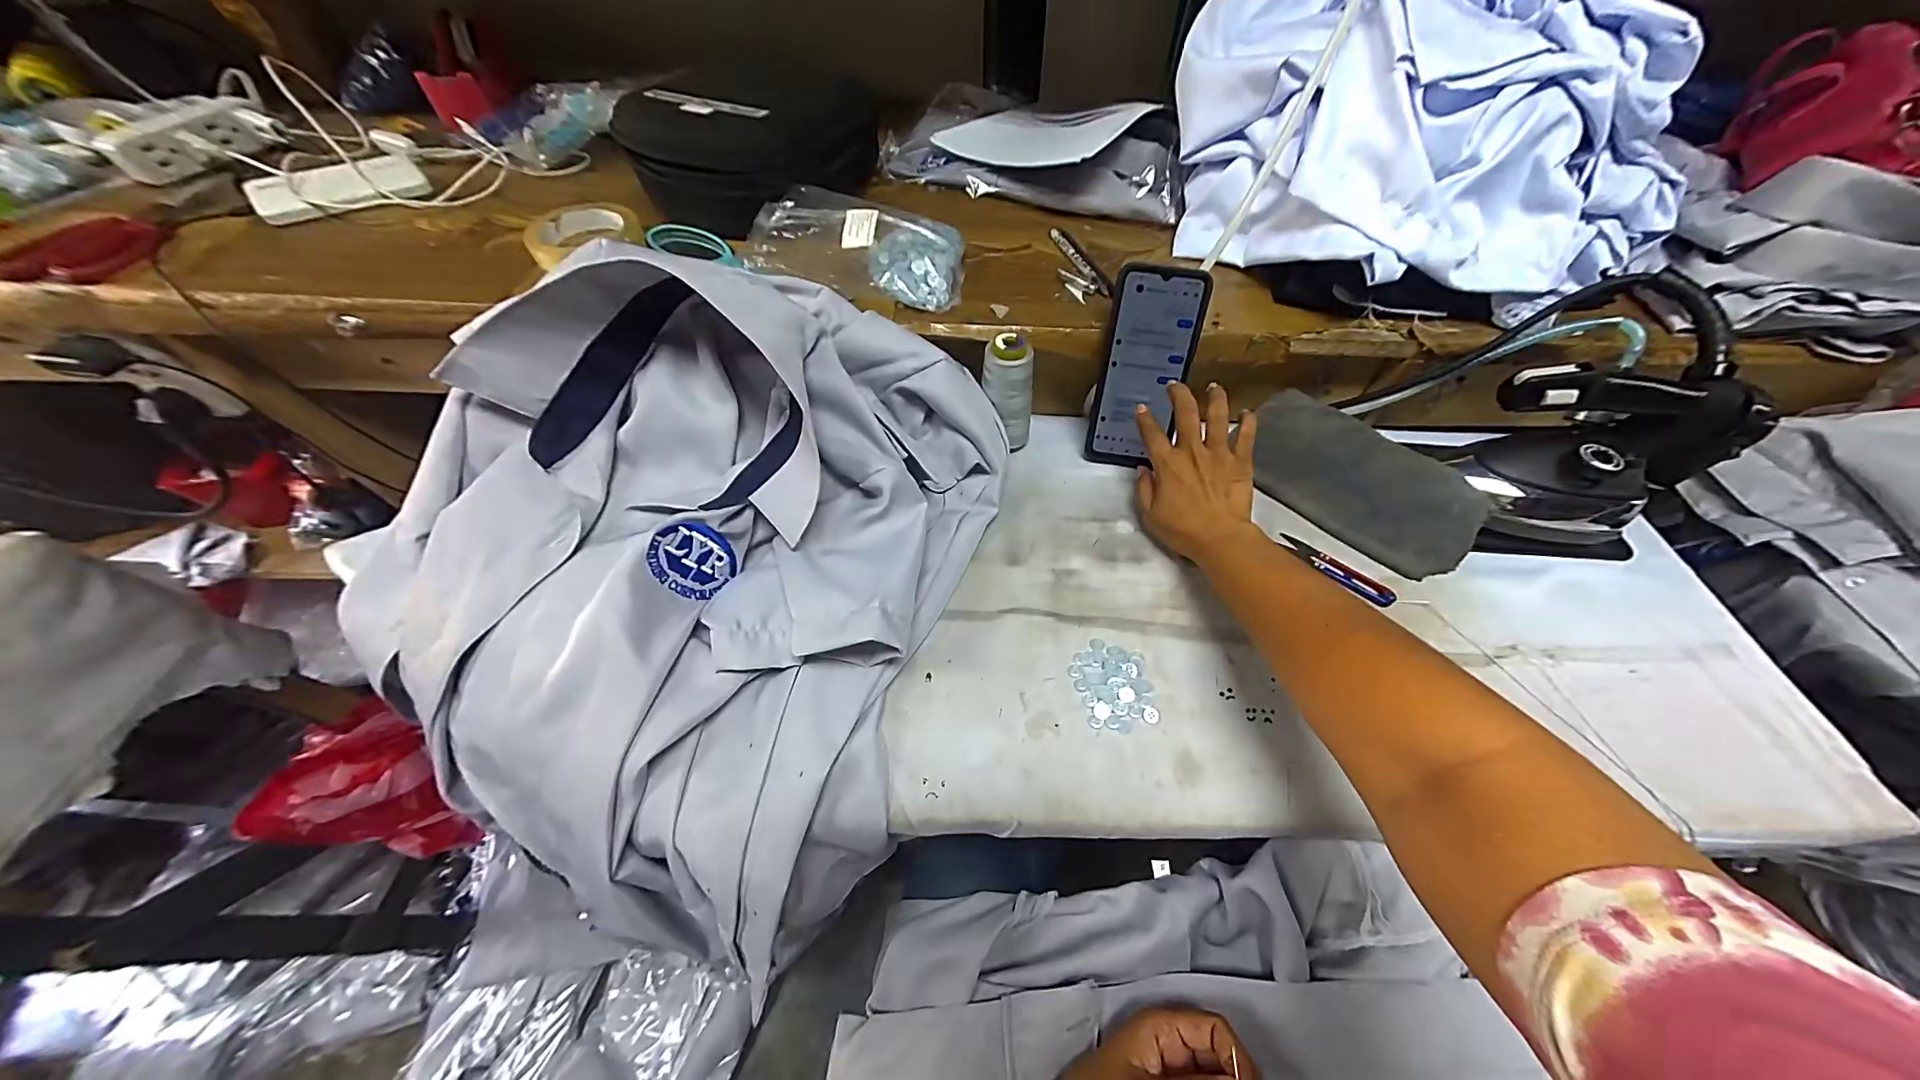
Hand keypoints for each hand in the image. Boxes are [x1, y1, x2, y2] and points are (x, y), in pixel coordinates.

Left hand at [1060, 1006, 1259, 1079]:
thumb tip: (1242, 1075)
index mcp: (1159, 1024)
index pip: (1216, 1027)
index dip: (1239, 1058)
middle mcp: (1162, 1037)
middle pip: (1215, 1051)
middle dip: (1232, 1071)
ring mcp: (1159, 1061)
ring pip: (1205, 1068)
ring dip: (1219, 1076)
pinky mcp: (1154, 1074)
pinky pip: (1189, 1075)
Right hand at [1134, 383, 1261, 566]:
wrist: (1221, 539)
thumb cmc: (1183, 530)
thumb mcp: (1151, 514)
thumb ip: (1144, 489)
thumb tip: (1143, 469)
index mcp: (1168, 465)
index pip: (1152, 434)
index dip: (1144, 419)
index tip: (1141, 408)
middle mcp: (1192, 452)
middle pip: (1186, 414)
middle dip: (1179, 395)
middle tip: (1175, 386)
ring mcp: (1219, 454)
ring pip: (1218, 417)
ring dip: (1215, 399)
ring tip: (1213, 387)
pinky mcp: (1241, 462)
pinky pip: (1246, 436)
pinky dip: (1248, 422)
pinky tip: (1248, 413)